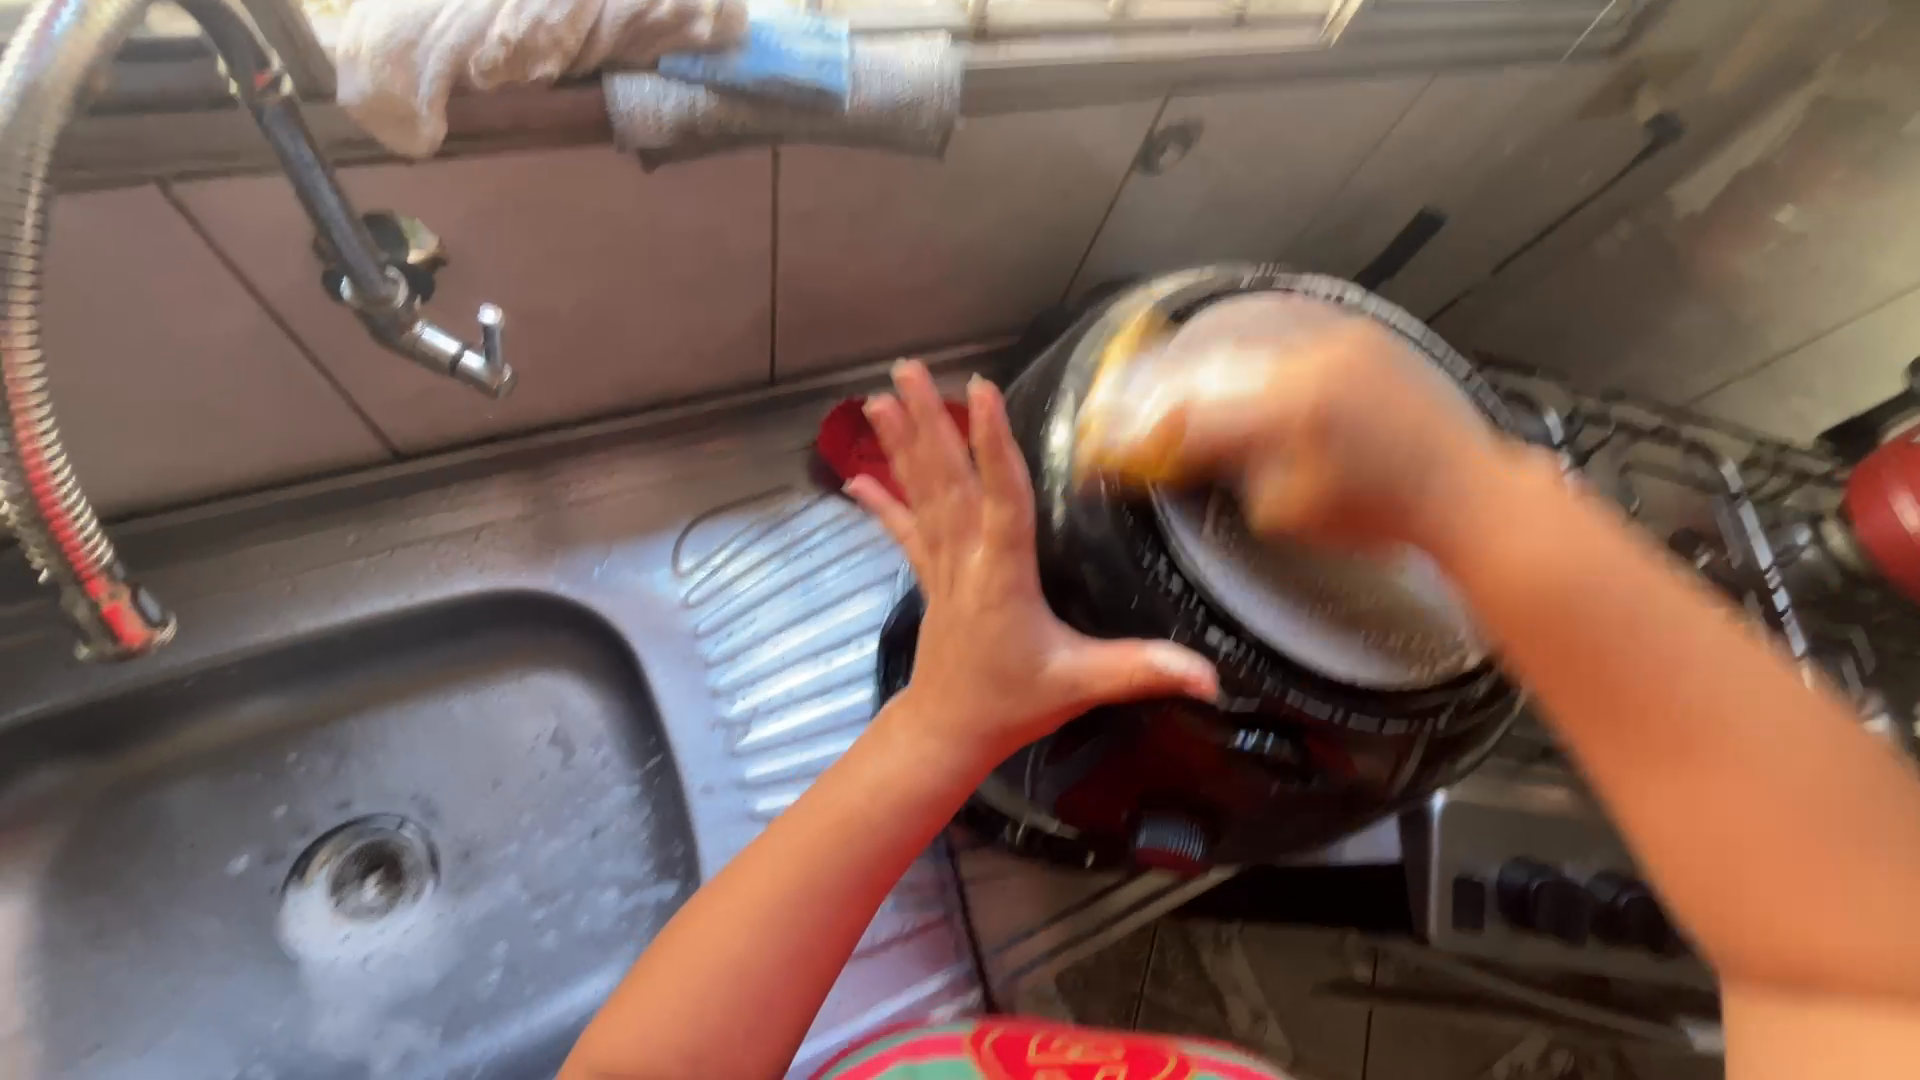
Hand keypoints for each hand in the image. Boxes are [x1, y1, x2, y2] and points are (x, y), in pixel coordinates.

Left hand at [846, 361, 1218, 767]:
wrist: (949, 732)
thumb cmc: (1014, 705)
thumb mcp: (1081, 685)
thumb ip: (1142, 672)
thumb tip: (1212, 677)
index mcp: (1004, 574)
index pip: (1001, 497)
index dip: (993, 443)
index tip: (981, 390)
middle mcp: (966, 559)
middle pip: (947, 481)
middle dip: (927, 422)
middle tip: (904, 370)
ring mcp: (941, 565)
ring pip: (921, 495)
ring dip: (901, 445)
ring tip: (877, 398)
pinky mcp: (929, 576)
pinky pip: (904, 531)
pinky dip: (882, 503)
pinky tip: (855, 478)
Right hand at [1077, 313, 1511, 556]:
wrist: (1466, 492)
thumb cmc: (1380, 515)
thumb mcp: (1290, 511)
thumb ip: (1234, 473)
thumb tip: (1192, 453)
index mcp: (1291, 411)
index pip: (1195, 420)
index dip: (1145, 436)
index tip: (1107, 447)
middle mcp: (1310, 363)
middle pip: (1213, 376)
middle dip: (1168, 400)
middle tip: (1133, 417)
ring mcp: (1337, 344)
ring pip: (1248, 360)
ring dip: (1208, 382)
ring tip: (1178, 402)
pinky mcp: (1356, 341)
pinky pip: (1282, 352)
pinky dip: (1250, 372)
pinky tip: (1235, 387)